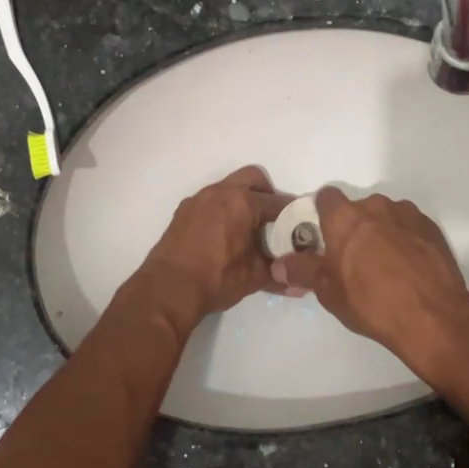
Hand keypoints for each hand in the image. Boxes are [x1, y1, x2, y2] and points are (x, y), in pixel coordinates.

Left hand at [130, 166, 291, 335]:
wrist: (168, 288)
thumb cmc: (216, 278)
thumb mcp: (253, 277)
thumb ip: (278, 275)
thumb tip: (300, 285)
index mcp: (242, 203)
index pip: (278, 202)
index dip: (293, 215)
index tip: (299, 228)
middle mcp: (220, 192)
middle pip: (253, 178)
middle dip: (267, 194)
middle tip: (272, 221)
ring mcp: (198, 199)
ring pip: (228, 187)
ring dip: (241, 201)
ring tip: (247, 229)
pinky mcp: (183, 211)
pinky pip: (210, 201)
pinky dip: (221, 210)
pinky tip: (223, 236)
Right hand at [270, 187, 468, 365]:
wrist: (432, 316)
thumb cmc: (370, 301)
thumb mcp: (327, 291)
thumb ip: (302, 270)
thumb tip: (279, 265)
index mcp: (344, 217)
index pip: (326, 197)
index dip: (322, 214)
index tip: (323, 237)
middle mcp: (376, 206)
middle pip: (358, 209)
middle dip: (354, 228)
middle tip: (353, 261)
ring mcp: (408, 215)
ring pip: (386, 217)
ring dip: (381, 233)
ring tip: (384, 268)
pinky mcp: (432, 229)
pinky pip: (410, 228)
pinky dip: (406, 242)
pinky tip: (408, 270)